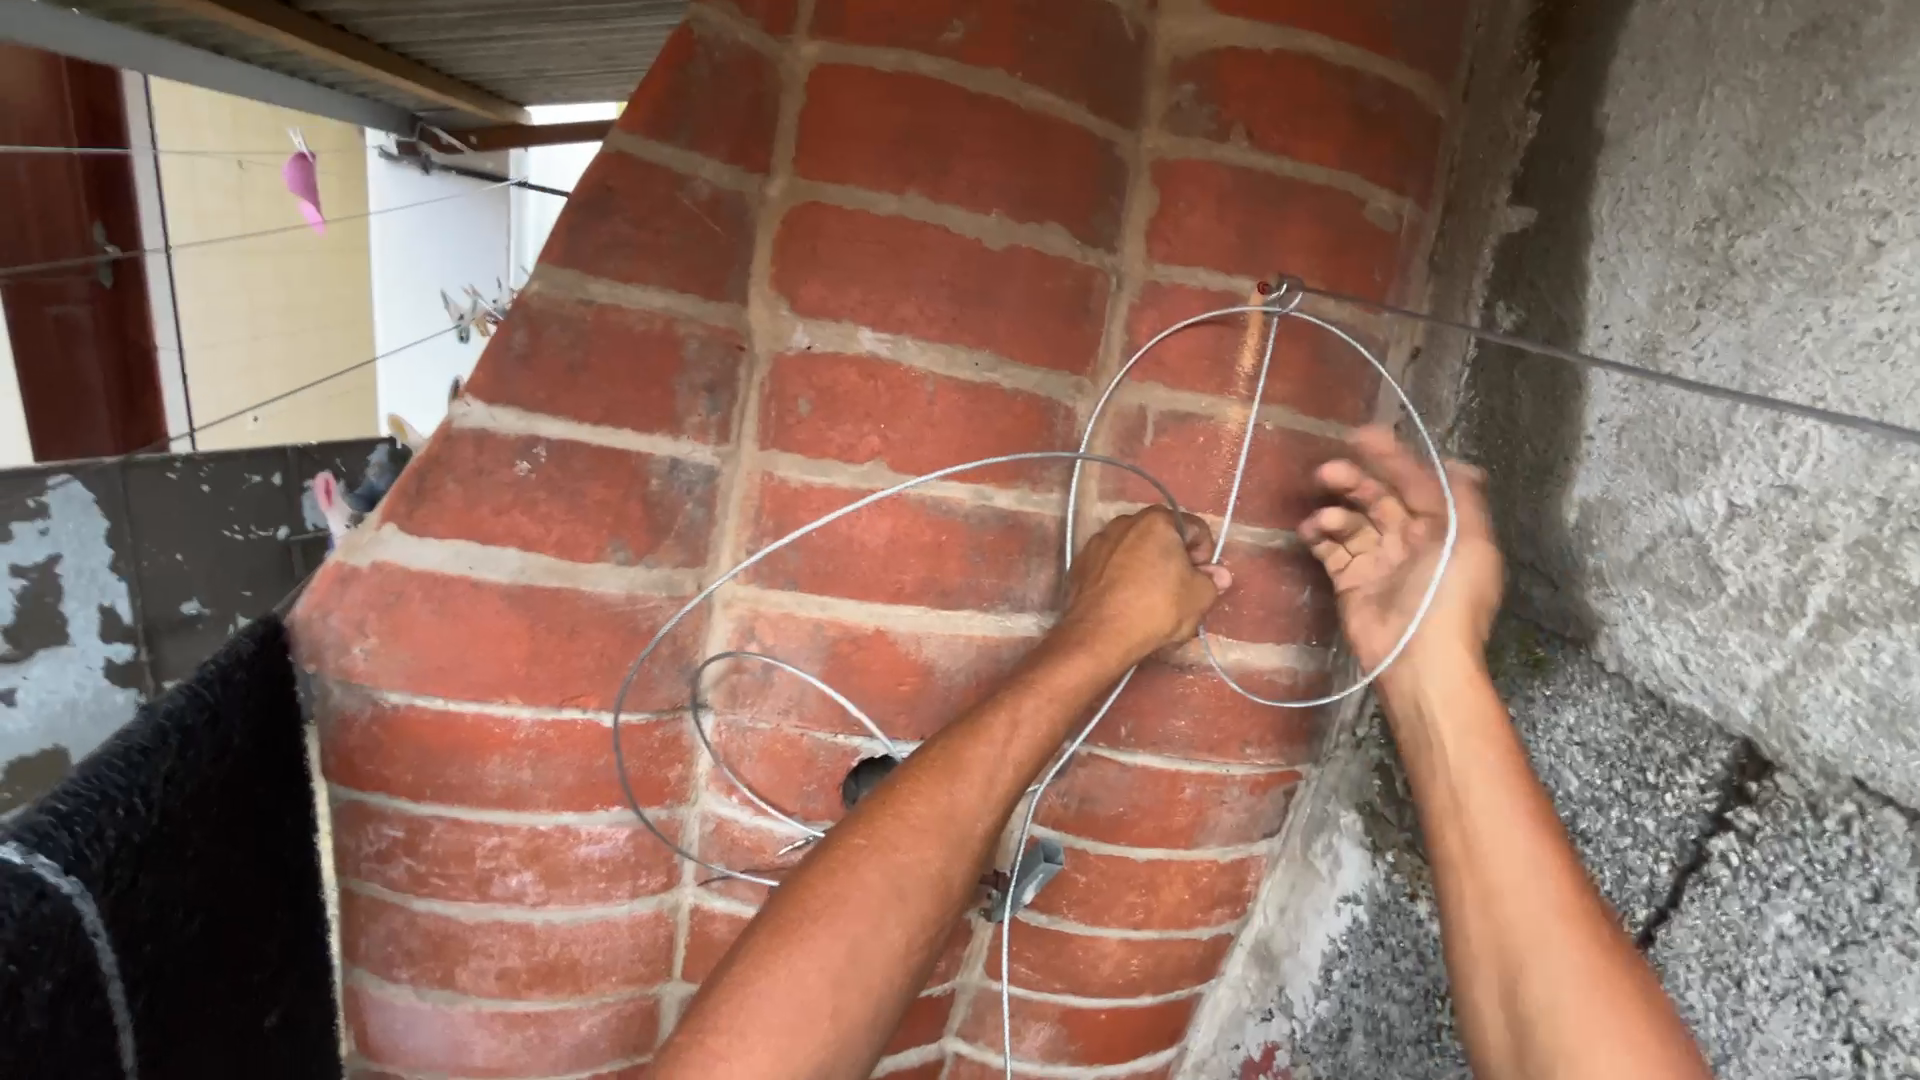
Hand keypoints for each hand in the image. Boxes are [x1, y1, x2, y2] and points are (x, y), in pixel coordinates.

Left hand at [1060, 507, 1233, 660]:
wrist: (1099, 634)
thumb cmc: (1157, 608)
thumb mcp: (1199, 597)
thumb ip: (1212, 581)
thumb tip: (1219, 575)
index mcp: (1157, 520)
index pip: (1195, 529)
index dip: (1205, 554)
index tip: (1201, 579)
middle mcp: (1124, 522)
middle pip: (1161, 536)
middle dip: (1174, 559)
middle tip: (1179, 589)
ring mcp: (1097, 541)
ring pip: (1133, 550)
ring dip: (1146, 566)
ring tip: (1149, 598)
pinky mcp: (1080, 563)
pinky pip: (1110, 565)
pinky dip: (1120, 577)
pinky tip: (1124, 600)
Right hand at [1299, 426, 1502, 691]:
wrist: (1417, 659)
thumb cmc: (1448, 598)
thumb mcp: (1471, 544)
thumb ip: (1463, 500)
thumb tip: (1458, 462)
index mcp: (1443, 527)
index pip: (1414, 482)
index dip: (1391, 458)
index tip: (1362, 435)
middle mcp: (1410, 539)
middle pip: (1378, 497)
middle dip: (1354, 481)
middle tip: (1327, 471)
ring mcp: (1377, 559)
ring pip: (1351, 520)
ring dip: (1334, 511)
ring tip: (1322, 519)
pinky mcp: (1349, 580)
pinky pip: (1330, 549)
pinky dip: (1318, 536)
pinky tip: (1311, 532)